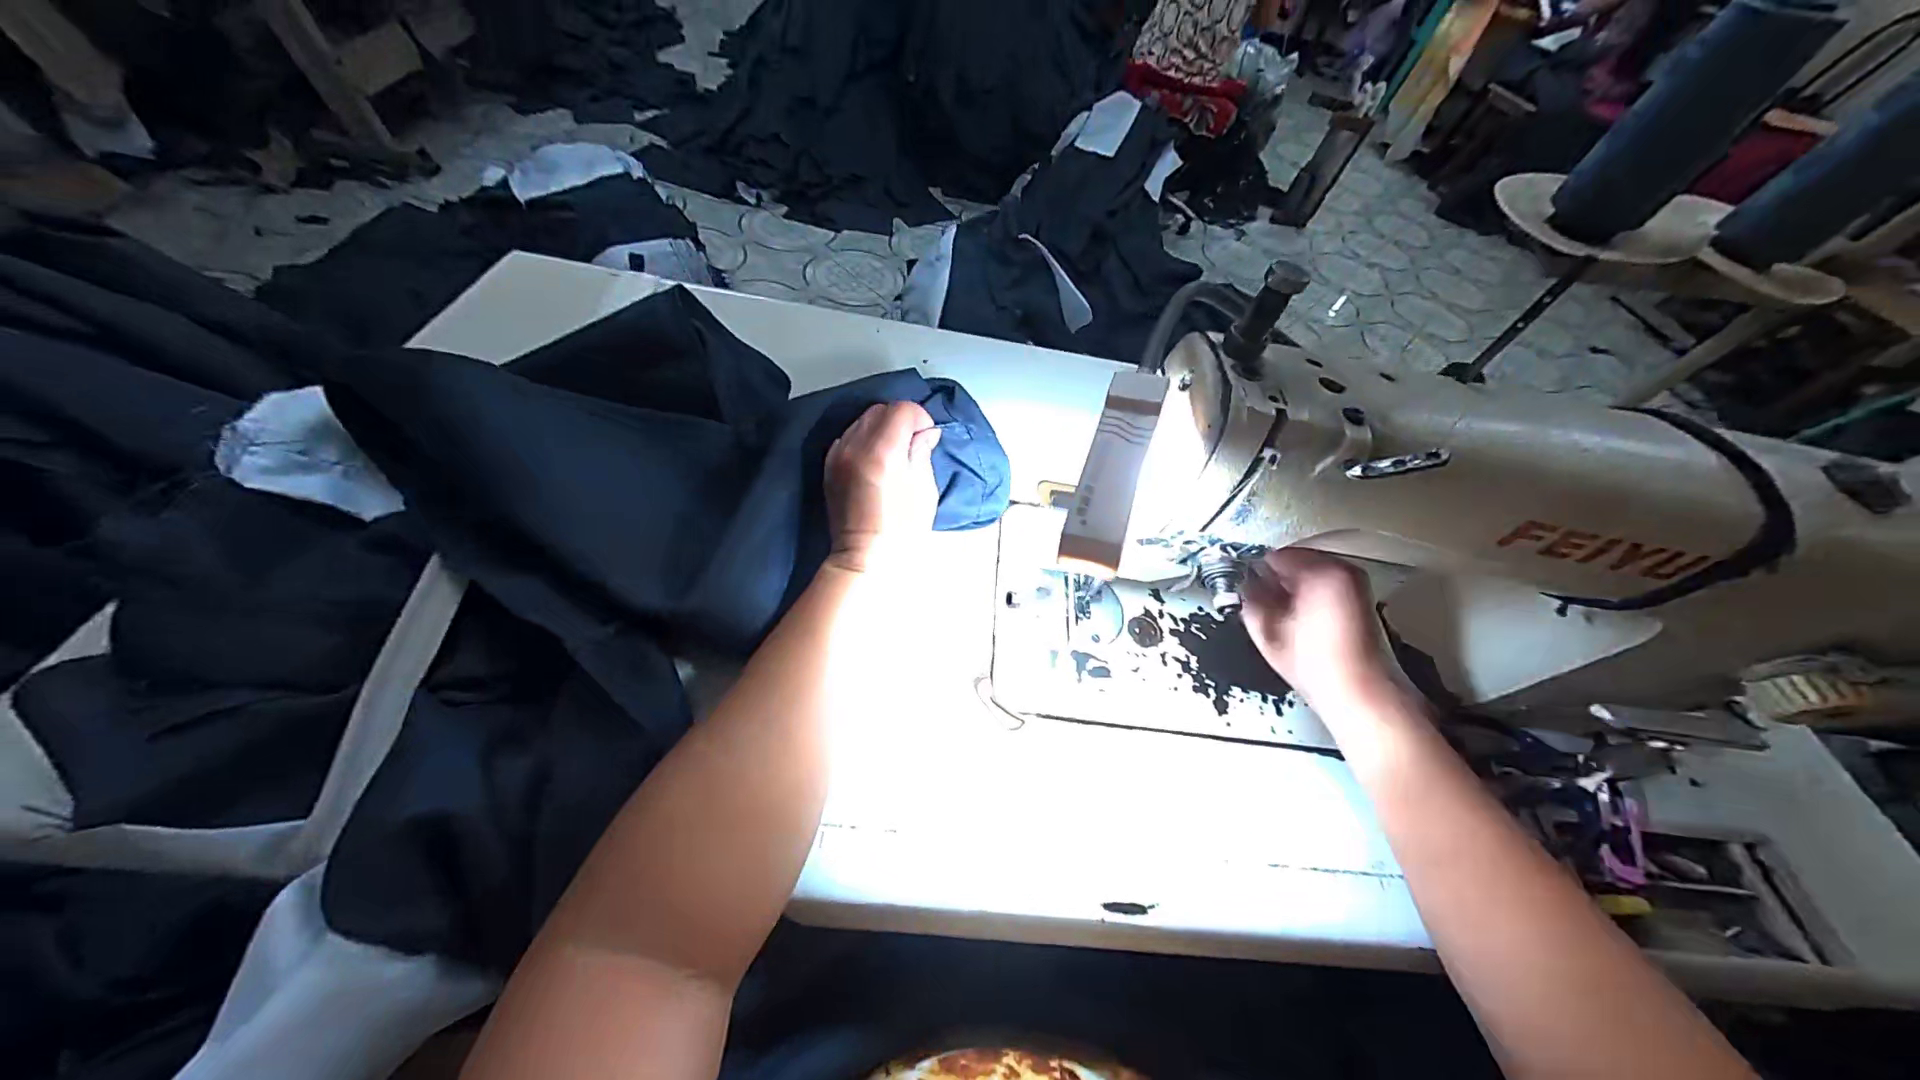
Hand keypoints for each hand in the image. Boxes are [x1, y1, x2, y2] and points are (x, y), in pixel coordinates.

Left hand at [824, 401, 941, 574]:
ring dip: (881, 428)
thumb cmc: (901, 532)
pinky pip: (848, 437)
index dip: (919, 418)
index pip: (902, 409)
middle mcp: (855, 448)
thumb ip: (922, 453)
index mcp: (883, 452)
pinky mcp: (829, 467)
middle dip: (900, 420)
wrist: (865, 558)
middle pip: (880, 410)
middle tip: (913, 443)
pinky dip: (863, 440)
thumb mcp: (924, 490)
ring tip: (893, 454)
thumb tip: (924, 433)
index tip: (926, 436)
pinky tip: (874, 461)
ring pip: (861, 421)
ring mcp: (838, 456)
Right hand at [1240, 547, 1397, 713]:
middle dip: (1274, 579)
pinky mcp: (1361, 598)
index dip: (1254, 572)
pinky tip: (1300, 620)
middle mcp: (1343, 569)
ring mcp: (1356, 582)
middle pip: (1294, 560)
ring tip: (1282, 616)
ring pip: (1308, 573)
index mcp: (1319, 571)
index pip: (1273, 555)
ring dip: (1291, 588)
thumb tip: (1243, 584)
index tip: (1244, 588)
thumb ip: (1248, 598)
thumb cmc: (1315, 664)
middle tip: (1260, 604)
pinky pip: (1324, 584)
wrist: (1360, 692)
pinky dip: (1308, 595)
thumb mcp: (1266, 631)